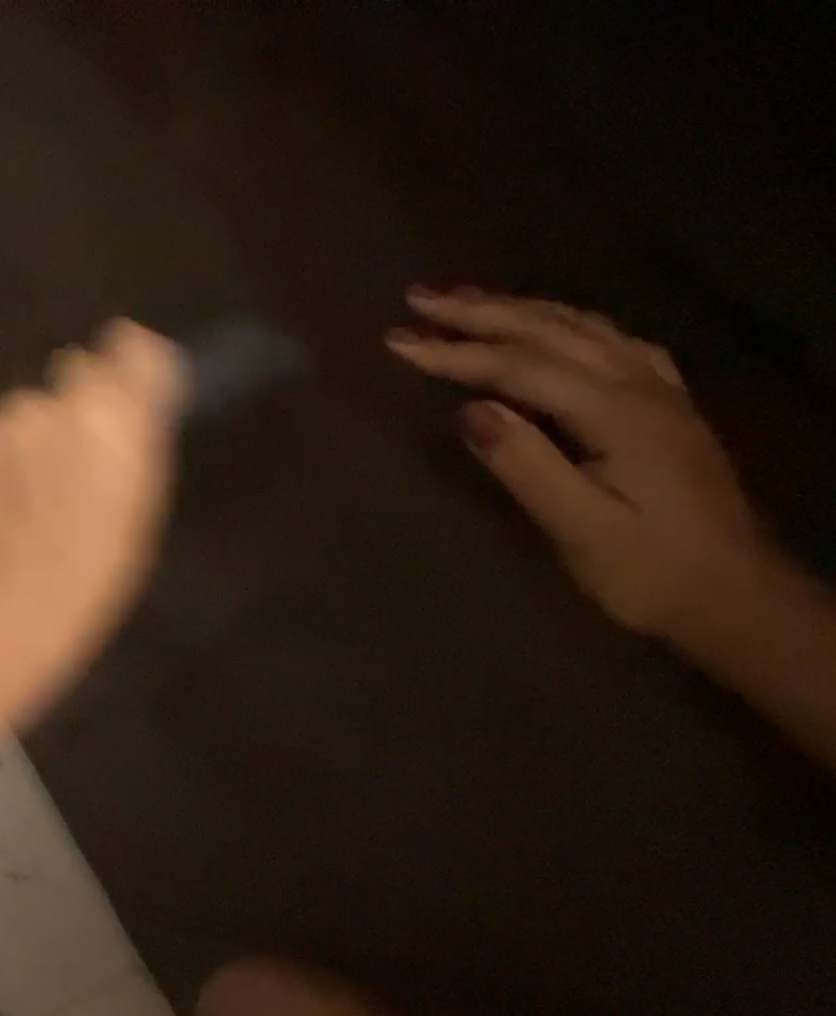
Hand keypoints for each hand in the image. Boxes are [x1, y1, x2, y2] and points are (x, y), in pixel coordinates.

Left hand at [0, 319, 188, 722]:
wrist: (8, 605)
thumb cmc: (94, 571)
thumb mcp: (143, 505)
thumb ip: (141, 437)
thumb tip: (138, 394)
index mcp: (120, 415)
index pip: (134, 346)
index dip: (132, 362)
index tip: (130, 385)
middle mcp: (63, 400)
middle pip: (79, 367)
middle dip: (83, 396)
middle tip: (79, 448)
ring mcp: (9, 416)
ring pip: (34, 402)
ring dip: (38, 427)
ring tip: (34, 482)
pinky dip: (2, 446)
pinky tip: (2, 490)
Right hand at [387, 286, 776, 638]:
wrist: (737, 599)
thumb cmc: (648, 572)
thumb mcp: (578, 528)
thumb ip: (525, 464)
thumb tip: (469, 411)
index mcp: (620, 416)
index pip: (521, 369)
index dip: (456, 353)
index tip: (397, 340)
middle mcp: (643, 390)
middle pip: (553, 333)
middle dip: (481, 312)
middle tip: (420, 297)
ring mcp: (661, 395)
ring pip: (584, 329)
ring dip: (520, 309)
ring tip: (467, 300)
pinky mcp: (665, 409)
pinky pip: (610, 344)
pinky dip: (566, 324)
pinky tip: (549, 325)